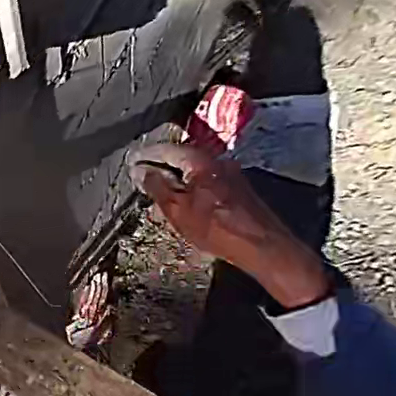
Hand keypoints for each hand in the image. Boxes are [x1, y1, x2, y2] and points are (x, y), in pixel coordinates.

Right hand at [131, 142, 332, 309]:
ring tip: (162, 194)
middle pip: (183, 158)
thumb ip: (156, 185)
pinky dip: (193, 188)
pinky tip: (186, 204)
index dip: (146, 155)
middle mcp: (218, 160)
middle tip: (144, 177)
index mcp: (201, 160)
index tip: (132, 161)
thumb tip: (141, 169)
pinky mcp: (239, 189)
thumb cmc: (217, 227)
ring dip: (178, 179)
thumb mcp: (177, 209)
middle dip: (162, 167)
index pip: (166, 149)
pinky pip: (208, 182)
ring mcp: (232, 174)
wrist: (263, 246)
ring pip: (196, 171)